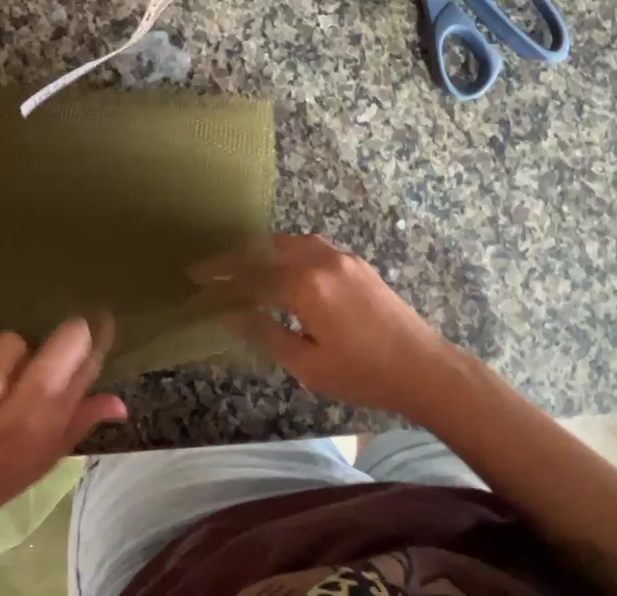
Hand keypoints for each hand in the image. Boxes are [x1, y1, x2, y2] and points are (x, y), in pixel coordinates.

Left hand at [0, 318, 128, 544]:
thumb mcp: (42, 460)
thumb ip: (78, 423)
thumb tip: (120, 401)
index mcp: (40, 434)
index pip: (79, 376)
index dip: (93, 342)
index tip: (99, 322)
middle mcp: (9, 419)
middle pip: (51, 358)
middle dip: (67, 336)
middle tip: (65, 331)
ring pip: (4, 345)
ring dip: (7, 350)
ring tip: (0, 366)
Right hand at [193, 232, 452, 413]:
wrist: (424, 368)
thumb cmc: (363, 374)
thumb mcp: (307, 363)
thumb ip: (265, 333)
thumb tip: (230, 313)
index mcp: (304, 286)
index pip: (248, 279)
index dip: (217, 284)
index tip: (192, 287)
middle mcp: (319, 260)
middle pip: (263, 251)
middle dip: (232, 260)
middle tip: (205, 271)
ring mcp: (339, 256)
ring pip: (286, 242)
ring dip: (258, 251)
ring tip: (236, 264)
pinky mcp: (354, 262)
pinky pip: (308, 246)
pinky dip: (283, 251)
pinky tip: (277, 265)